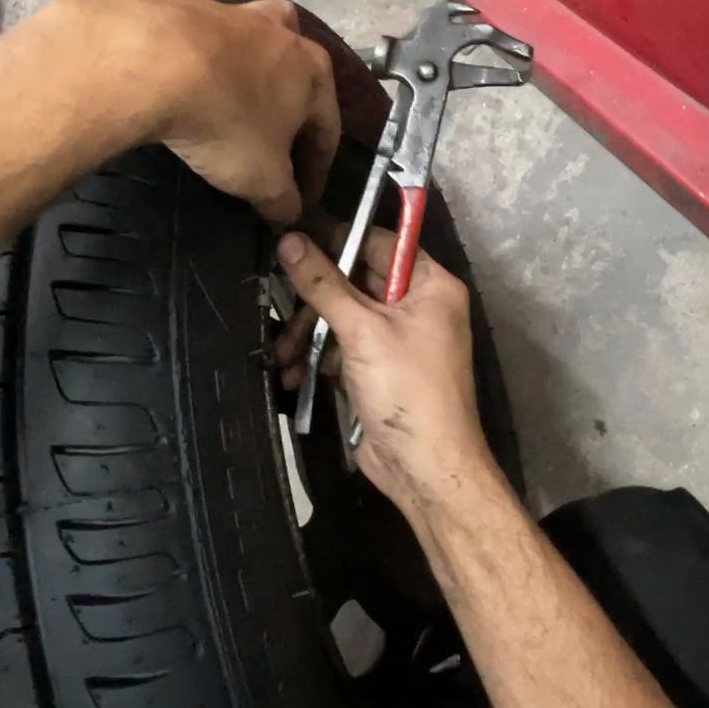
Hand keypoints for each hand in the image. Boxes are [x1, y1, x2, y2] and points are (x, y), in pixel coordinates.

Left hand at [4, 0, 339, 224]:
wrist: (153, 66)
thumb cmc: (224, 124)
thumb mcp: (261, 180)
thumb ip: (282, 199)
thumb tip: (289, 212)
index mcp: (314, 74)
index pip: (327, 131)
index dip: (317, 170)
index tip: (302, 199)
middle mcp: (283, 34)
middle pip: (300, 74)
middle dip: (295, 107)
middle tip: (280, 141)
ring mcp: (235, 12)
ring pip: (259, 31)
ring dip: (259, 57)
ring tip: (247, 84)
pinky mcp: (188, 2)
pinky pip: (206, 11)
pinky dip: (207, 25)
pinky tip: (197, 37)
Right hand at [272, 229, 501, 517]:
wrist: (425, 469)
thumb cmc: (406, 389)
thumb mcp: (362, 330)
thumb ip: (323, 283)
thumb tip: (288, 240)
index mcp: (430, 285)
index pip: (379, 243)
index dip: (337, 239)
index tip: (292, 237)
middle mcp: (417, 305)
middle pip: (354, 281)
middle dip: (313, 299)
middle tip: (278, 302)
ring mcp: (396, 338)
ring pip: (341, 316)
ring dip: (308, 334)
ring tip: (283, 356)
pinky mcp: (377, 368)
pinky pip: (341, 347)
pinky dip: (317, 357)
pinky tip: (292, 374)